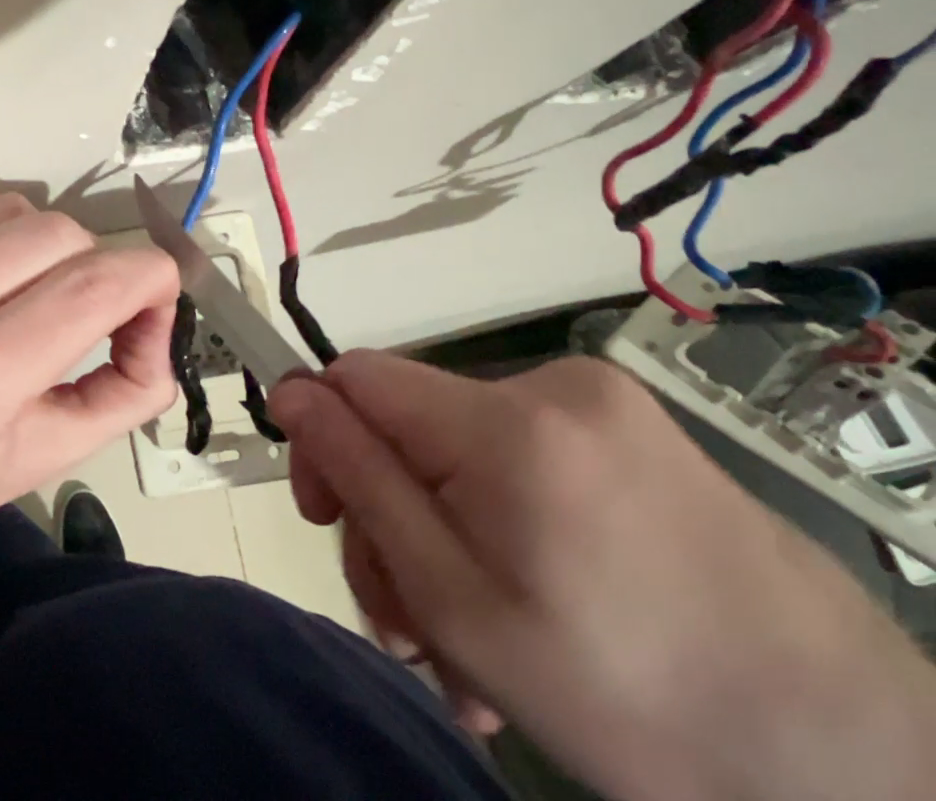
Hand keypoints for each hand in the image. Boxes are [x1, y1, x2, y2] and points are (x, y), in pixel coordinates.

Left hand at [0, 188, 179, 634]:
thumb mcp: (55, 453)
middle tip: (80, 312)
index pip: (90, 289)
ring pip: (11, 208)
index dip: (149, 279)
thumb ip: (132, 385)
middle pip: (56, 234)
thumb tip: (157, 309)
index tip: (158, 296)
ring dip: (40, 247)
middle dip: (93, 265)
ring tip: (21, 299)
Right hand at [271, 350, 935, 800]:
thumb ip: (360, 480)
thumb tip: (292, 393)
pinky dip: (495, 533)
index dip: (319, 440)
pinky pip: (520, 470)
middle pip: (407, 428)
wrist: (845, 758)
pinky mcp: (641, 442)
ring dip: (440, 546)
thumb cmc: (619, 688)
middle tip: (408, 626)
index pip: (353, 378)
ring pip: (459, 460)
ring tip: (464, 650)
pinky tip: (514, 617)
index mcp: (508, 423)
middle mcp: (559, 390)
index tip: (329, 521)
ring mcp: (610, 413)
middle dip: (389, 522)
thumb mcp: (451, 595)